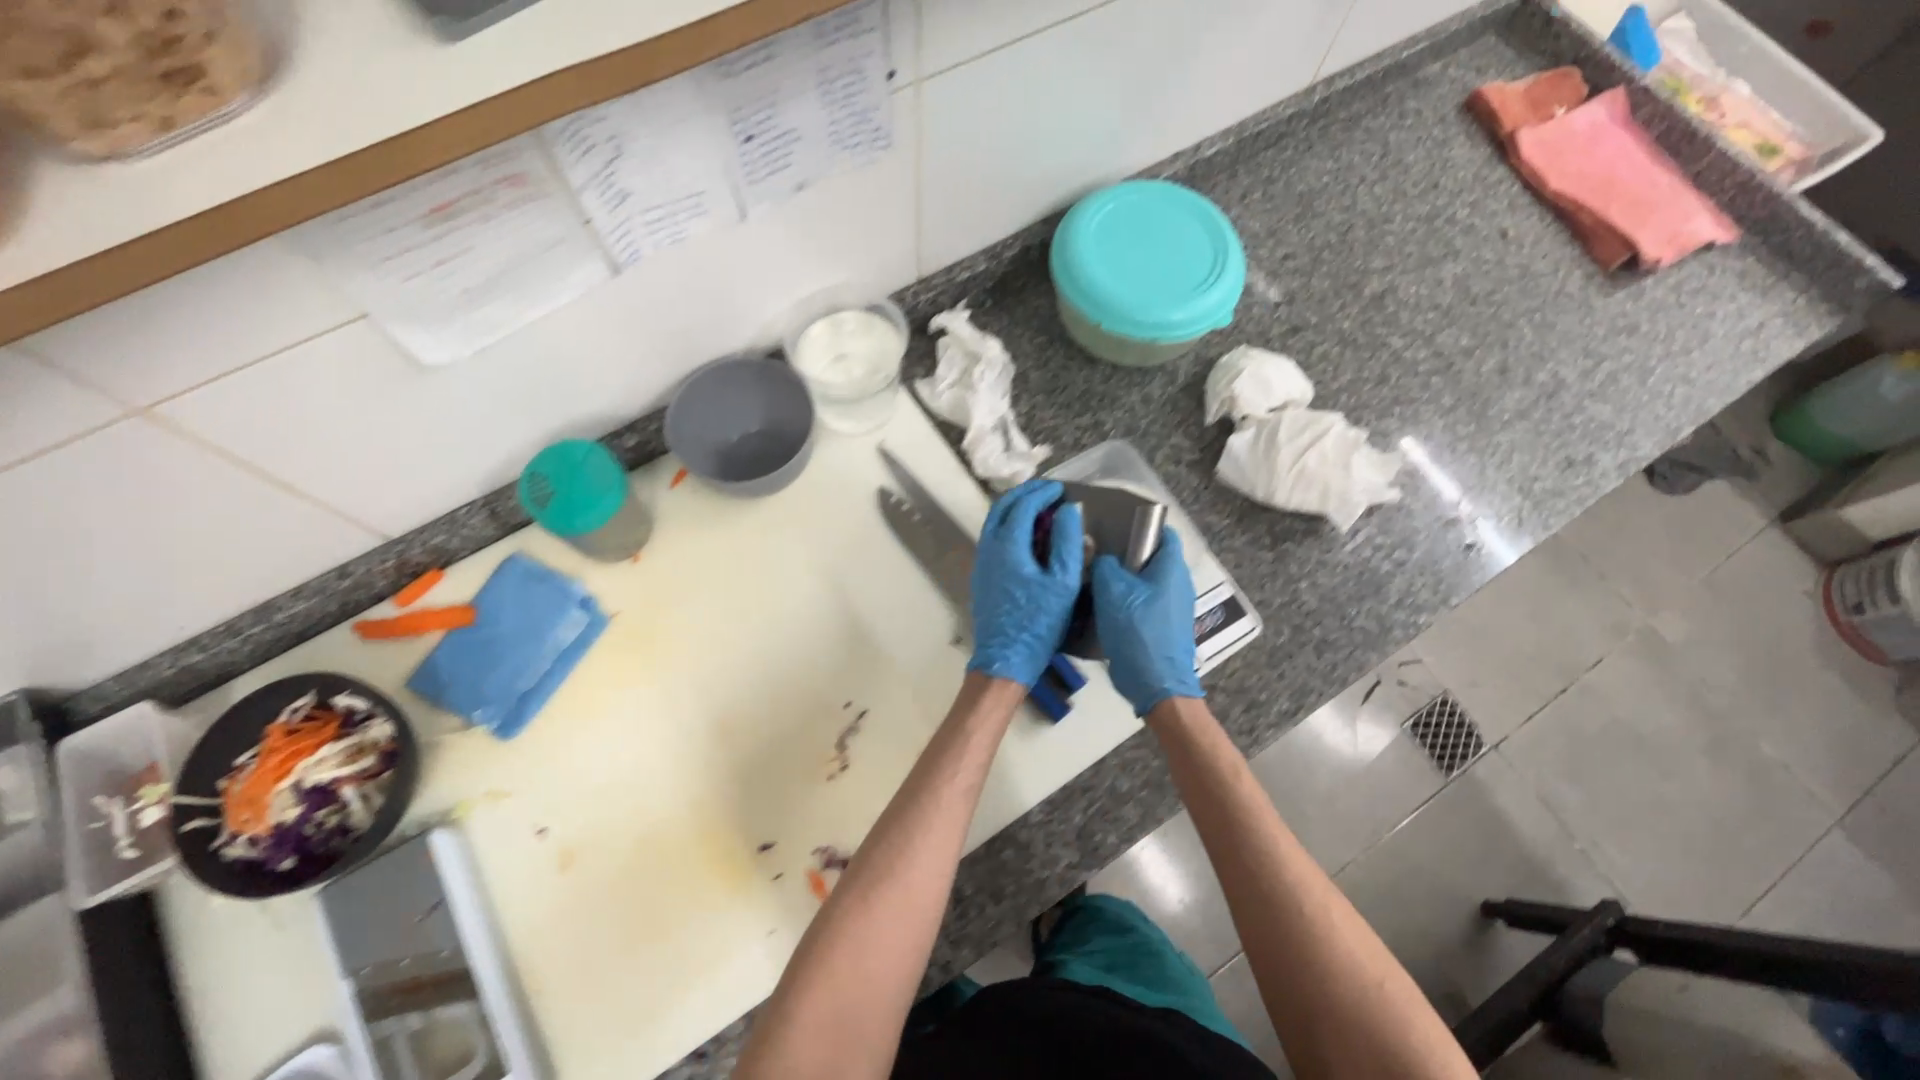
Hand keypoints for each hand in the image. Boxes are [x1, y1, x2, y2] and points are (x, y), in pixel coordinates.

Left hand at [968, 479, 1084, 687]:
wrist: (1005, 661)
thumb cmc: (1038, 623)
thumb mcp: (1063, 583)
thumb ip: (1066, 542)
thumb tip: (1068, 510)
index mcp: (1007, 545)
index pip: (1023, 505)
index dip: (1043, 492)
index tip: (1061, 488)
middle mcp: (988, 548)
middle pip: (1002, 508)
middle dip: (1025, 494)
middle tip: (1047, 490)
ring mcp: (982, 563)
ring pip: (995, 523)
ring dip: (1015, 509)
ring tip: (1040, 509)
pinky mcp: (983, 577)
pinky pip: (994, 539)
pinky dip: (1010, 527)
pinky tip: (1028, 538)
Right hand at [1092, 528, 1203, 715]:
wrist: (1157, 684)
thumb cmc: (1137, 630)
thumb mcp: (1111, 591)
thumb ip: (1104, 565)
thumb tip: (1102, 556)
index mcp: (1172, 567)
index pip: (1164, 532)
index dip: (1141, 526)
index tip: (1114, 529)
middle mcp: (1180, 583)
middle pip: (1153, 558)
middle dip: (1127, 556)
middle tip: (1097, 557)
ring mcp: (1176, 608)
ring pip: (1148, 583)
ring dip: (1125, 583)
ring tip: (1097, 584)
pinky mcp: (1167, 628)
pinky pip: (1147, 605)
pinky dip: (1130, 603)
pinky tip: (1107, 611)